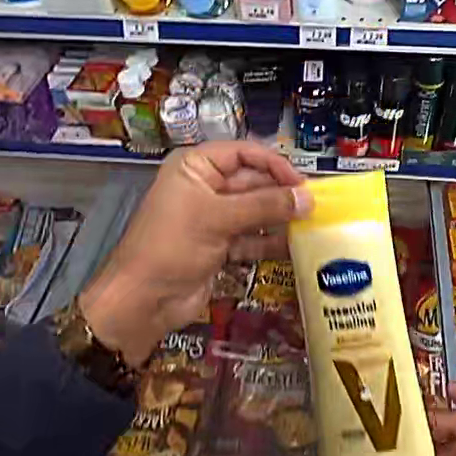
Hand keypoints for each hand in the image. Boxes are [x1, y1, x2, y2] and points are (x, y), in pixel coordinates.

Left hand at [80, 141, 310, 365]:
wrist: (141, 303)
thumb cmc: (173, 246)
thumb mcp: (218, 218)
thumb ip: (266, 206)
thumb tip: (308, 198)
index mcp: (196, 167)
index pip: (244, 153)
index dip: (274, 164)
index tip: (302, 182)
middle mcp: (206, 187)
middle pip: (253, 181)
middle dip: (281, 193)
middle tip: (314, 206)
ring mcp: (213, 218)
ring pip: (255, 210)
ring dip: (279, 218)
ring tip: (311, 225)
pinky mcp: (219, 245)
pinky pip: (251, 237)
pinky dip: (269, 242)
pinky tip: (295, 247)